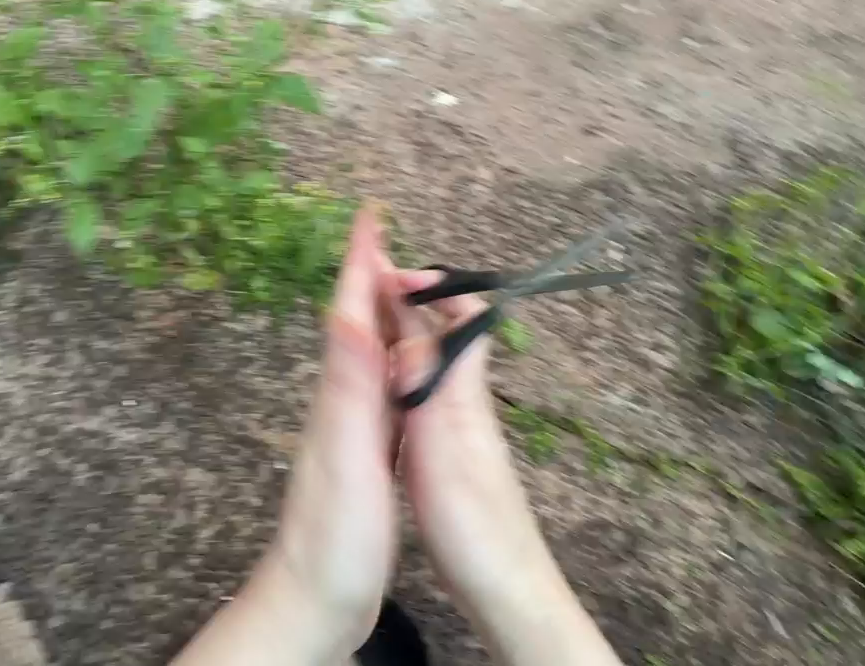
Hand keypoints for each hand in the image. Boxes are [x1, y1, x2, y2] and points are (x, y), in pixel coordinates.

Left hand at [263, 205, 402, 654]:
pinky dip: (392, 356)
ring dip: (380, 308)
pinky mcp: (366, 449)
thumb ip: (347, 383)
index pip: (349, 306)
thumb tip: (347, 309)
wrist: (314, 594)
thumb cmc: (332, 531)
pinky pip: (381, 383)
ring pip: (368, 348)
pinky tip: (400, 365)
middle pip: (358, 318)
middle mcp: (342, 396)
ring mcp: (352, 422)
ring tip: (395, 282)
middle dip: (370, 270)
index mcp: (341, 389)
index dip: (360, 257)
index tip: (370, 211)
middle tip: (384, 232)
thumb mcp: (344, 452)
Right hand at [388, 281, 531, 609]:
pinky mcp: (445, 449)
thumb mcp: (444, 448)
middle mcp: (463, 399)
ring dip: (398, 330)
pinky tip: (374, 380)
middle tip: (361, 280)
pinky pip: (418, 389)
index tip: (390, 274)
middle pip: (441, 332)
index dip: (434, 287)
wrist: (505, 589)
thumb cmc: (473, 523)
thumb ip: (429, 385)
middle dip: (405, 299)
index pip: (465, 317)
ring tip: (359, 318)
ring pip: (427, 360)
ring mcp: (455, 424)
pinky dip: (395, 369)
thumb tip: (411, 323)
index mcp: (463, 393)